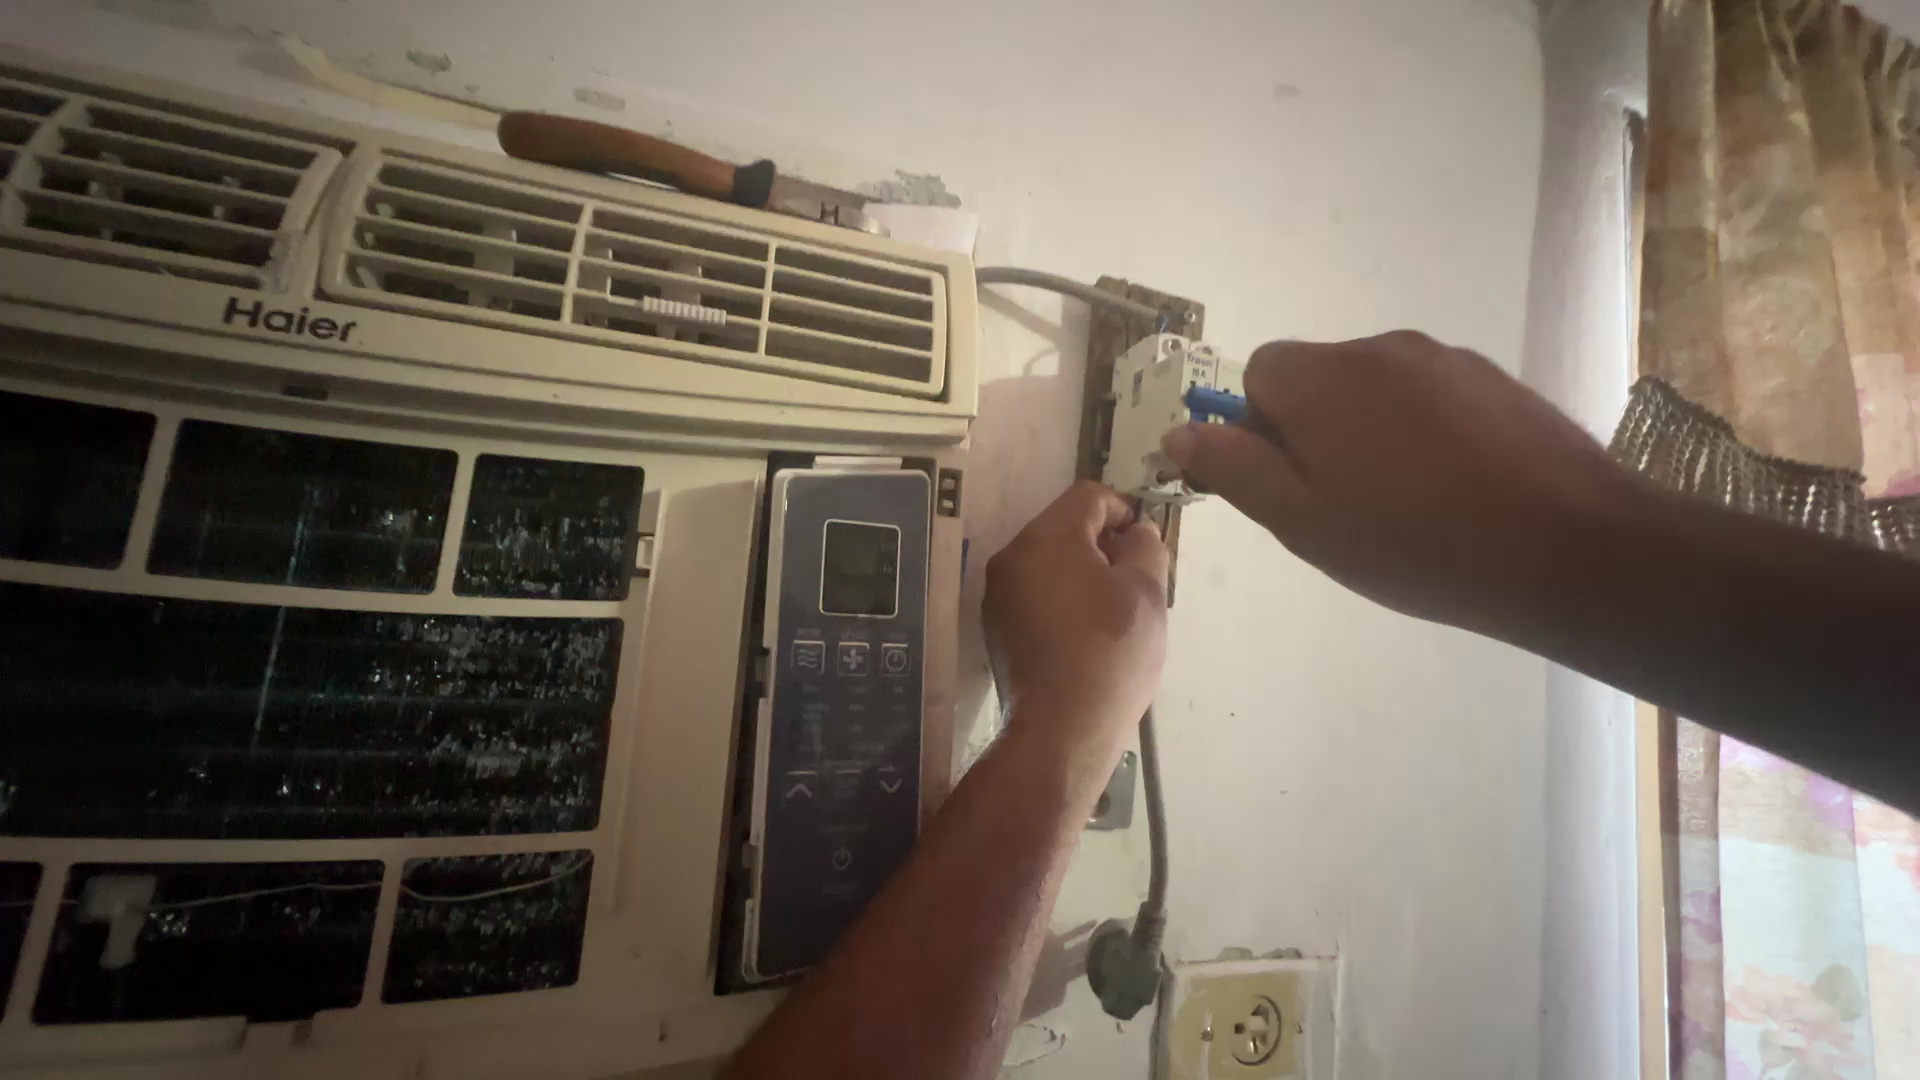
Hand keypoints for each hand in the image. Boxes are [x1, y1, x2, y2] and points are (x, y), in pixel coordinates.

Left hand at [983, 481, 1169, 758]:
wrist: (1061, 728)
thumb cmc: (1111, 652)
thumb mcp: (1146, 593)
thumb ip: (1146, 548)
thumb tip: (1136, 533)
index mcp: (1046, 538)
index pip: (1088, 496)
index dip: (1123, 509)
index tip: (1145, 544)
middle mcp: (1012, 556)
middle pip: (1063, 527)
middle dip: (1102, 543)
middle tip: (1134, 580)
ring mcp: (997, 593)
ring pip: (1047, 561)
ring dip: (1081, 572)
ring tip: (1112, 610)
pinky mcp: (995, 626)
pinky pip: (1033, 593)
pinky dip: (1060, 598)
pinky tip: (1084, 633)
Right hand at [1161, 331, 1646, 632]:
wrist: (1570, 550)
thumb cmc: (1411, 542)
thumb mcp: (1299, 519)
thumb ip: (1232, 468)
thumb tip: (1180, 432)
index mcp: (1324, 379)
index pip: (1259, 372)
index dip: (1257, 425)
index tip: (1285, 478)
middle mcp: (1381, 349)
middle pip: (1313, 375)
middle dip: (1307, 426)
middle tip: (1336, 499)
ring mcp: (1445, 359)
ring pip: (1369, 387)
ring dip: (1361, 428)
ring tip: (1397, 499)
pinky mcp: (1494, 380)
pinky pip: (1422, 395)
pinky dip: (1414, 430)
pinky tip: (1446, 486)